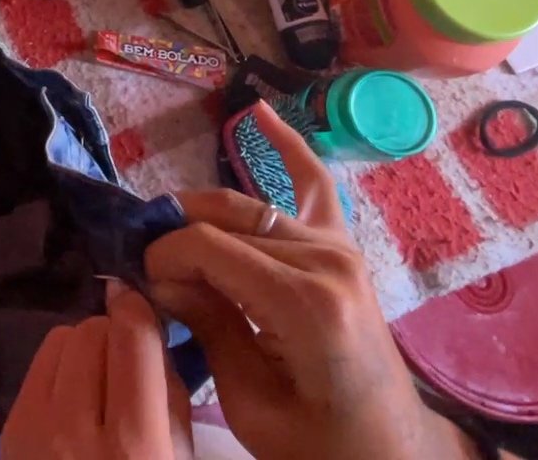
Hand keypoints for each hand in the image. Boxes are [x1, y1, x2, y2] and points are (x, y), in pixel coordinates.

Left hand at [0, 281, 191, 458]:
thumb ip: (170, 401)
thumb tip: (149, 334)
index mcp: (134, 450)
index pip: (130, 339)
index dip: (138, 310)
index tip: (142, 303)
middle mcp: (75, 431)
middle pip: (91, 332)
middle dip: (114, 336)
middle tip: (128, 363)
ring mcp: (33, 429)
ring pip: (59, 339)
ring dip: (84, 348)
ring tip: (100, 381)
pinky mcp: (8, 429)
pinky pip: (37, 366)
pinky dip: (59, 368)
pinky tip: (73, 397)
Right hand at [144, 103, 470, 459]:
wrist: (393, 458)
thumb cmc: (319, 447)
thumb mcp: (247, 403)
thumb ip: (203, 324)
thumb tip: (155, 275)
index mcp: (306, 308)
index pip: (208, 247)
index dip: (163, 257)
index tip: (144, 284)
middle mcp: (327, 262)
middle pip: (224, 217)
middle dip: (175, 235)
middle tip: (151, 268)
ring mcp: (340, 248)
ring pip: (246, 204)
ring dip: (201, 212)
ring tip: (169, 232)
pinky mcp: (343, 247)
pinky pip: (313, 183)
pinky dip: (286, 145)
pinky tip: (259, 112)